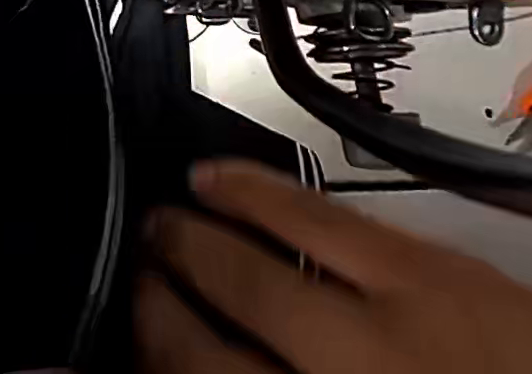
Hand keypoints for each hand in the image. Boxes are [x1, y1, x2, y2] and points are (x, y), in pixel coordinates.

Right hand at [137, 159, 531, 373]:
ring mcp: (376, 322)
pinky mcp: (407, 259)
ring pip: (251, 273)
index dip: (157, 364)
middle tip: (124, 279)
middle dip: (157, 314)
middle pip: (213, 351)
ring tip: (155, 218)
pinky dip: (253, 194)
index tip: (125, 346)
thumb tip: (229, 363)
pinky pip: (309, 219)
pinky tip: (218, 176)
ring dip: (192, 243)